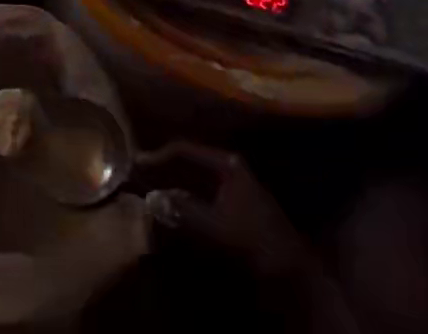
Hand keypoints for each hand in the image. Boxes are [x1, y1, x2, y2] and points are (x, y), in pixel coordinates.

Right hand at [137, 141, 312, 279]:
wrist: (294, 277)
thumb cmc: (256, 244)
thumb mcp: (218, 229)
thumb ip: (184, 212)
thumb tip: (149, 197)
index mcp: (227, 165)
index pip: (184, 150)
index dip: (157, 157)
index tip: (133, 164)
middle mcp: (229, 169)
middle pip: (187, 162)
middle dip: (162, 169)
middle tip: (134, 176)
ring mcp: (232, 187)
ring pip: (191, 179)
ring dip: (169, 185)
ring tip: (145, 190)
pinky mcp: (232, 207)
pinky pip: (198, 195)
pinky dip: (181, 200)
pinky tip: (168, 209)